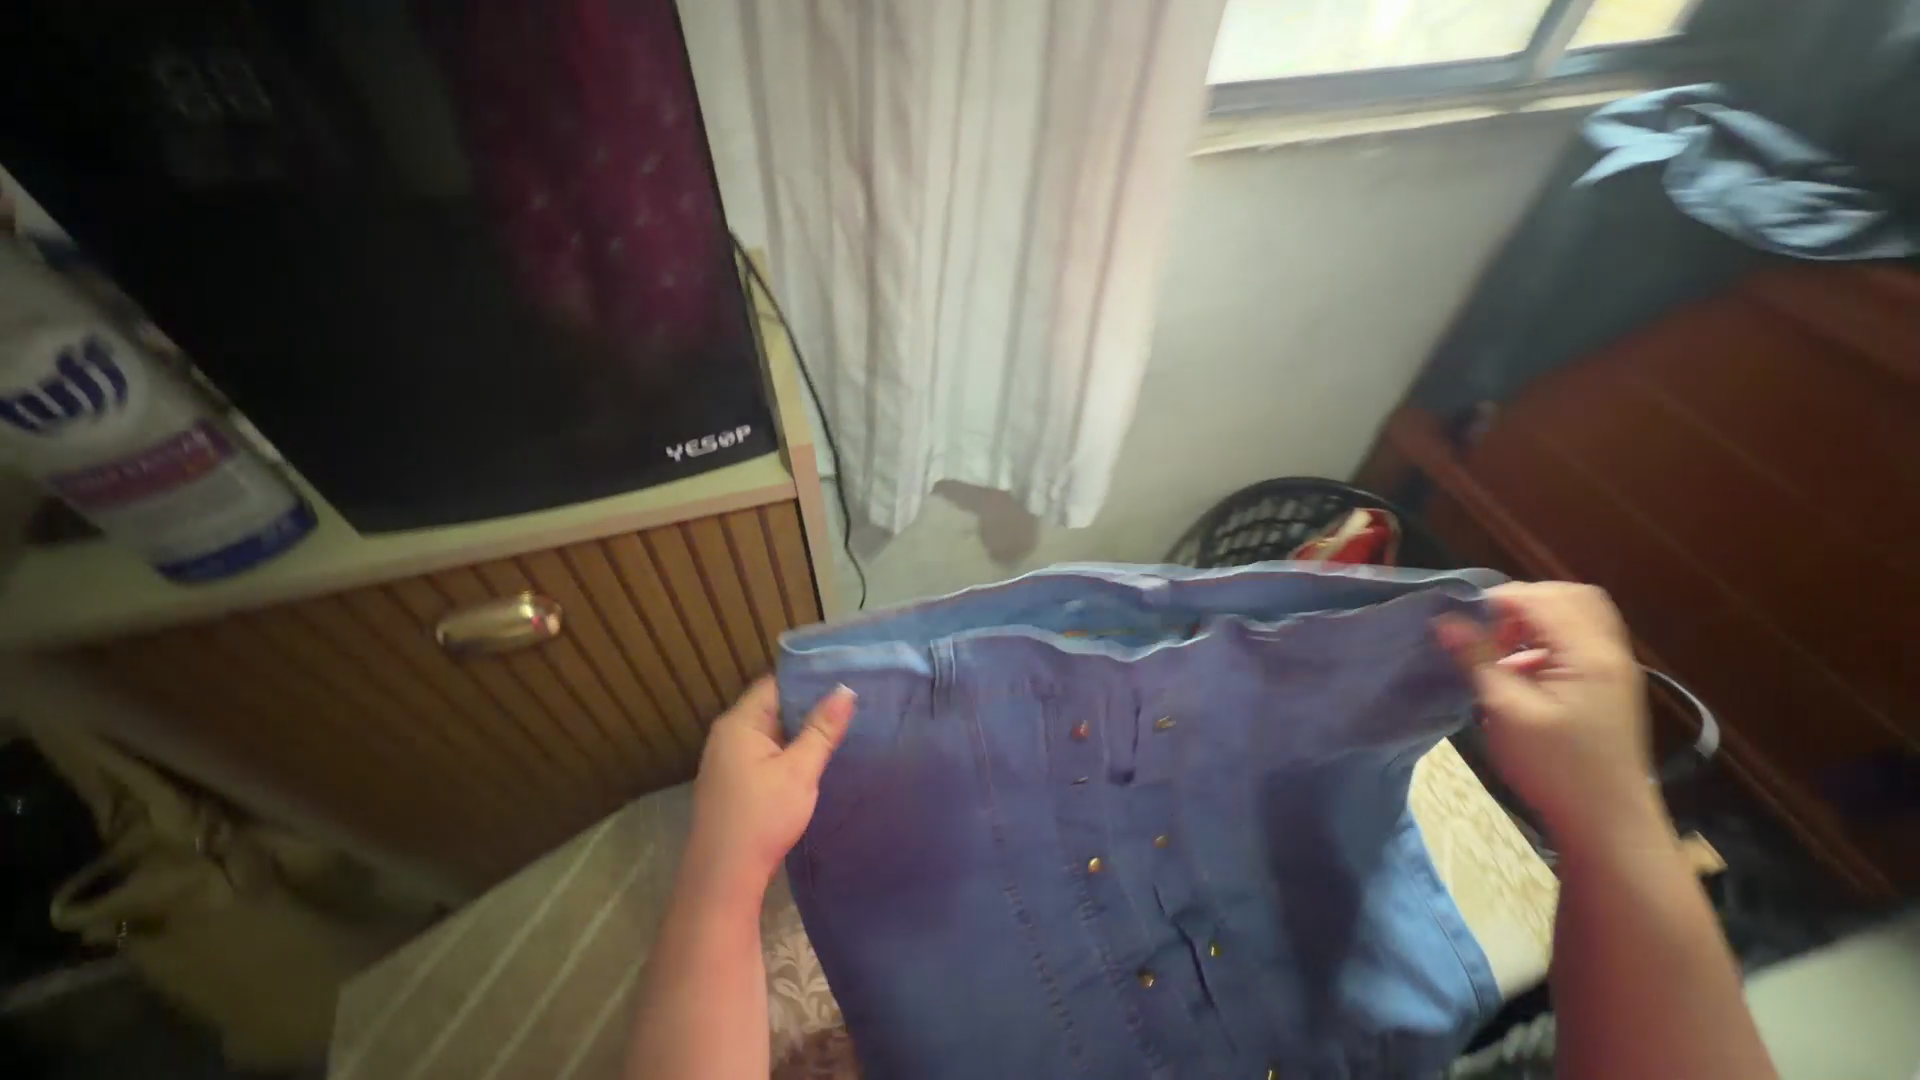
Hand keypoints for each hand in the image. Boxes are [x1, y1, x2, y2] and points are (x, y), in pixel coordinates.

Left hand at [684, 678, 856, 896]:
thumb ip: (822, 728)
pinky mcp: (733, 782)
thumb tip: (846, 689)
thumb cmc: (762, 817)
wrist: (724, 877)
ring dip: (800, 731)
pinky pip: (765, 752)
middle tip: (850, 702)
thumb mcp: (800, 770)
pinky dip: (788, 750)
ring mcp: (727, 760)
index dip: (809, 679)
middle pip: (773, 706)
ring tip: (840, 725)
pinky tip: (814, 757)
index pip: (775, 684)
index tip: (844, 678)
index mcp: (739, 723)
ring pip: (771, 732)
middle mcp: (728, 734)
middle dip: (808, 705)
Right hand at [1434, 582, 1668, 854]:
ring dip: (1533, 620)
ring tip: (1498, 646)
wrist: (1608, 823)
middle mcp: (1608, 652)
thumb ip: (1478, 659)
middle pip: (1568, 596)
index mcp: (1588, 654)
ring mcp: (1613, 669)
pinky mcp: (1607, 686)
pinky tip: (1518, 668)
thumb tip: (1444, 619)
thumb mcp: (1507, 711)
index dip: (1494, 601)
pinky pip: (1578, 641)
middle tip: (1484, 627)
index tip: (1459, 621)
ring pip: (1576, 616)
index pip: (1540, 599)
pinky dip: (1545, 640)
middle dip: (1519, 602)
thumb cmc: (1555, 767)